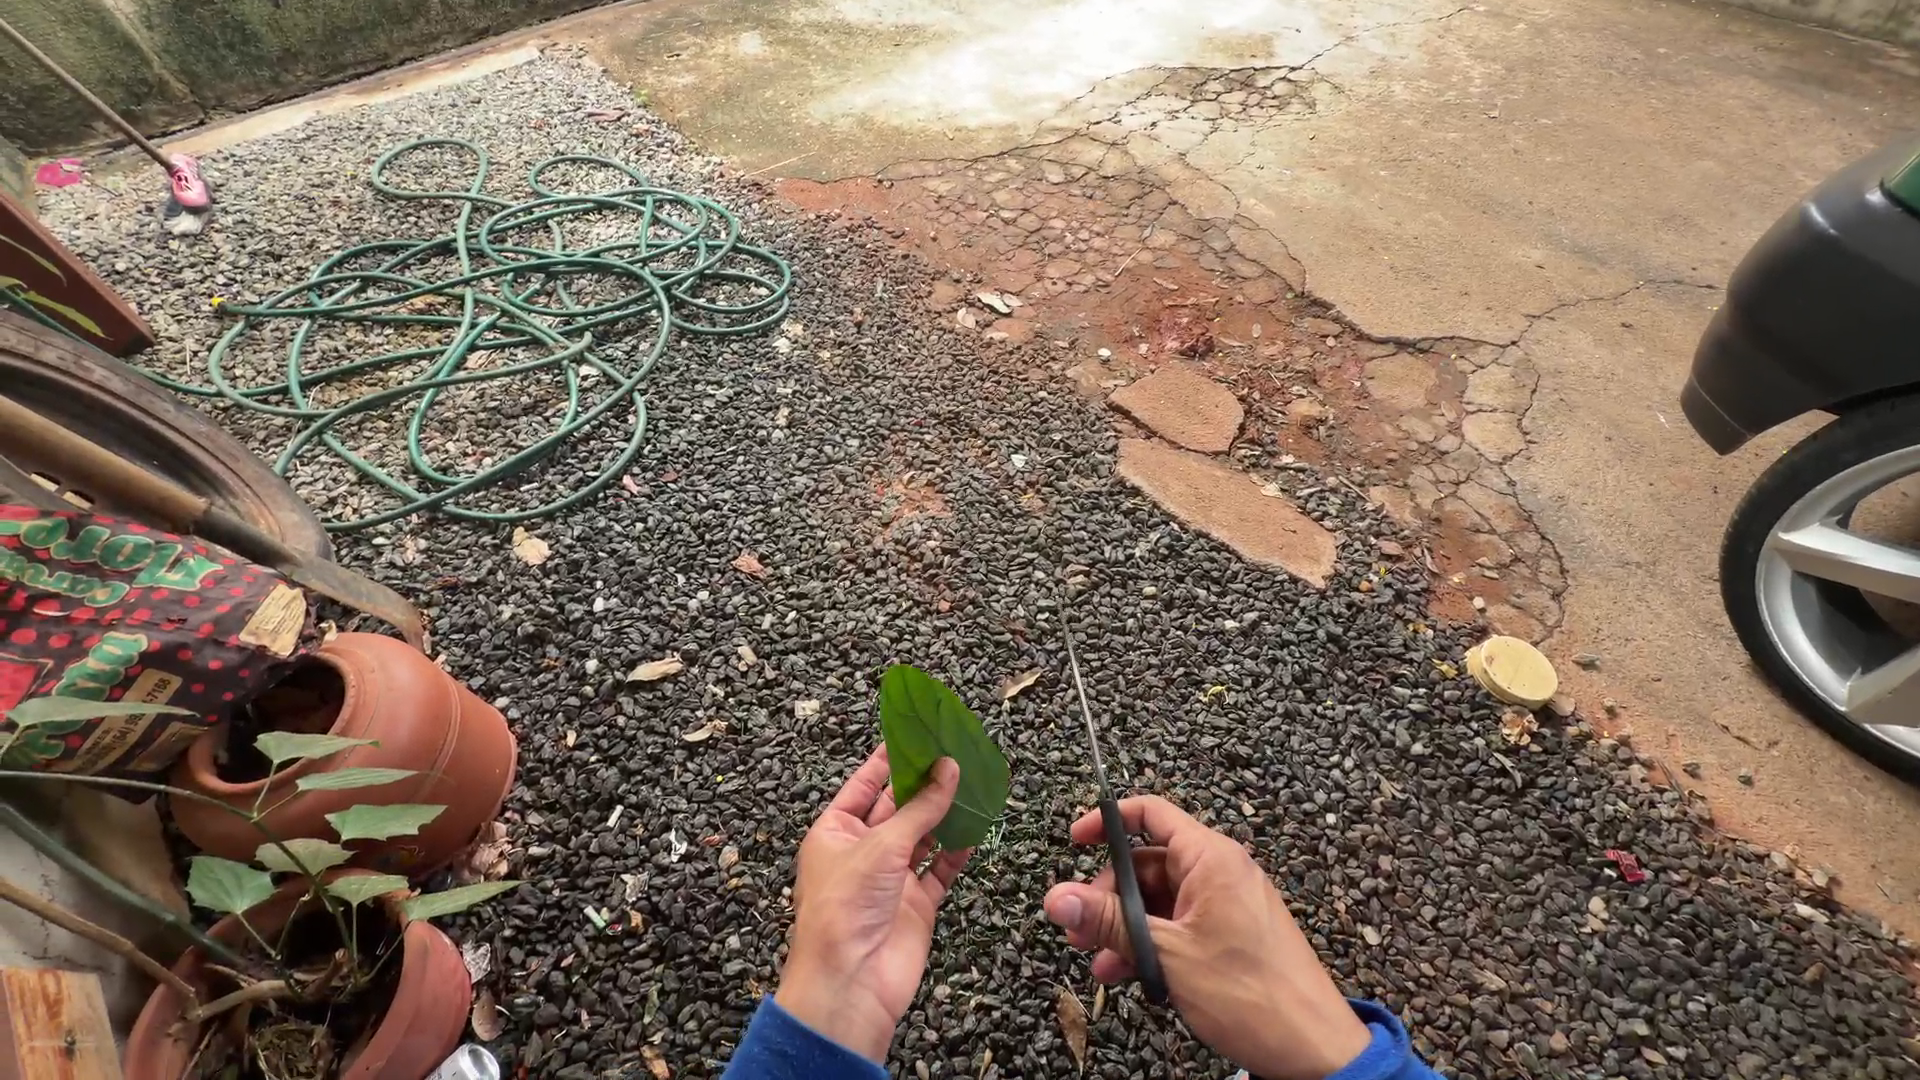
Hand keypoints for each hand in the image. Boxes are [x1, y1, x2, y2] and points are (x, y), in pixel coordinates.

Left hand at [775, 746, 971, 1061]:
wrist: (850, 986)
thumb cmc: (843, 910)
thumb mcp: (881, 845)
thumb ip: (921, 807)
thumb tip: (948, 768)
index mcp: (835, 831)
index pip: (865, 784)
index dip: (888, 759)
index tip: (914, 734)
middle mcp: (862, 850)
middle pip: (897, 806)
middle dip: (924, 782)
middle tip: (952, 752)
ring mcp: (890, 877)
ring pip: (923, 835)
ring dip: (944, 812)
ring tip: (970, 782)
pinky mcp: (915, 903)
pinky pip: (939, 869)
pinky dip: (956, 851)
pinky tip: (974, 828)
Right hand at [1043, 797, 1370, 1079]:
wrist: (1317, 1054)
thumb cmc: (1251, 995)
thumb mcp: (1168, 955)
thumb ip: (1109, 922)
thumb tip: (1056, 898)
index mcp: (1210, 857)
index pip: (1151, 813)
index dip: (1108, 821)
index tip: (1075, 842)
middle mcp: (1218, 871)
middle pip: (1147, 863)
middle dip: (1108, 894)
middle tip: (1079, 926)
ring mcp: (1225, 903)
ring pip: (1159, 899)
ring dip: (1125, 926)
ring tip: (1097, 960)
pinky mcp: (1229, 933)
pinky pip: (1177, 923)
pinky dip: (1151, 942)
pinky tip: (1127, 972)